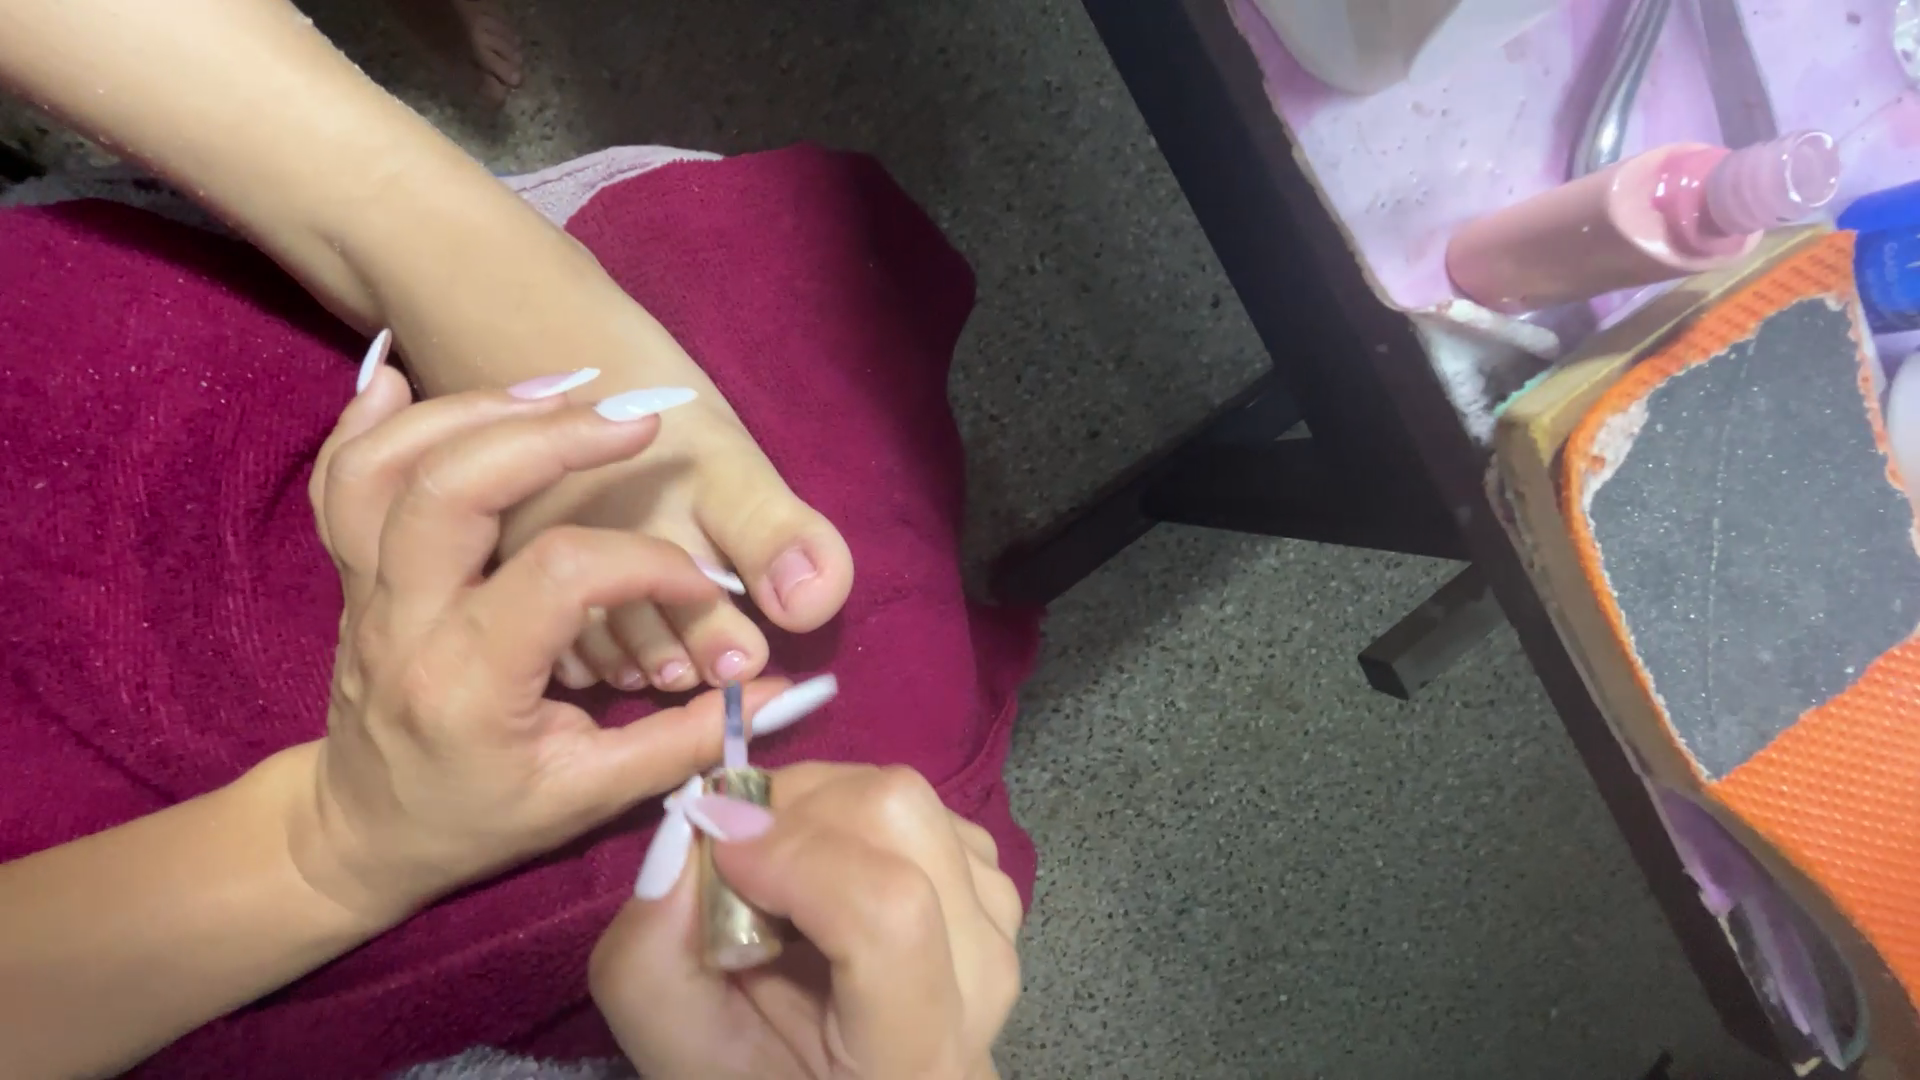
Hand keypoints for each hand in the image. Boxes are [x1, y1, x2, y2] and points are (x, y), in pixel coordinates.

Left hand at [288, 360, 812, 921]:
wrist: (360, 831)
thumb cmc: (482, 815)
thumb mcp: (592, 796)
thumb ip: (686, 739)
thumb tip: (773, 691)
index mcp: (472, 680)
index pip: (563, 576)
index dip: (649, 562)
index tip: (701, 584)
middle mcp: (405, 620)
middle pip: (450, 489)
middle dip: (550, 439)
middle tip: (634, 421)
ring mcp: (368, 588)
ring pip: (384, 467)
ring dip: (473, 413)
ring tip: (560, 394)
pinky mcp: (357, 570)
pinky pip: (341, 478)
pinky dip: (372, 420)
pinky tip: (413, 381)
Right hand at [590, 764, 1023, 1079]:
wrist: (874, 1071)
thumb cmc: (777, 1077)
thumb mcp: (691, 1053)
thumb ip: (653, 964)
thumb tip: (691, 829)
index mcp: (919, 1048)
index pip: (889, 911)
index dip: (794, 858)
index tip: (718, 852)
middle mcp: (982, 965)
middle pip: (898, 816)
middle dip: (794, 809)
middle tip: (737, 852)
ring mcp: (996, 906)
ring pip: (904, 794)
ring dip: (816, 802)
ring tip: (778, 861)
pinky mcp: (989, 867)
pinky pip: (914, 801)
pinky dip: (846, 807)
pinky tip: (827, 861)